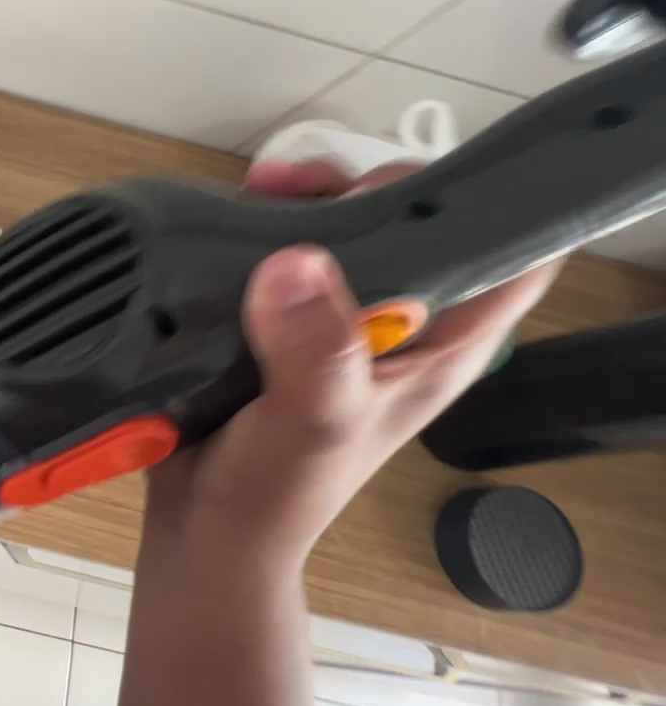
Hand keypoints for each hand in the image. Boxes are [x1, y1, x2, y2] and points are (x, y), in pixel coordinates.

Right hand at [141, 159, 561, 571]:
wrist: (202, 523)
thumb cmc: (278, 488)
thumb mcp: (316, 419)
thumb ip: (314, 346)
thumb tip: (291, 262)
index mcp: (440, 345)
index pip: (502, 249)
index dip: (480, 202)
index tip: (401, 182)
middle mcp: (389, 327)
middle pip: (405, 228)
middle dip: (357, 193)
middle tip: (296, 186)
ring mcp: (321, 330)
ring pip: (330, 244)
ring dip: (293, 213)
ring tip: (251, 195)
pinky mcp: (262, 333)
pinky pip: (266, 270)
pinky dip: (244, 244)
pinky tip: (215, 234)